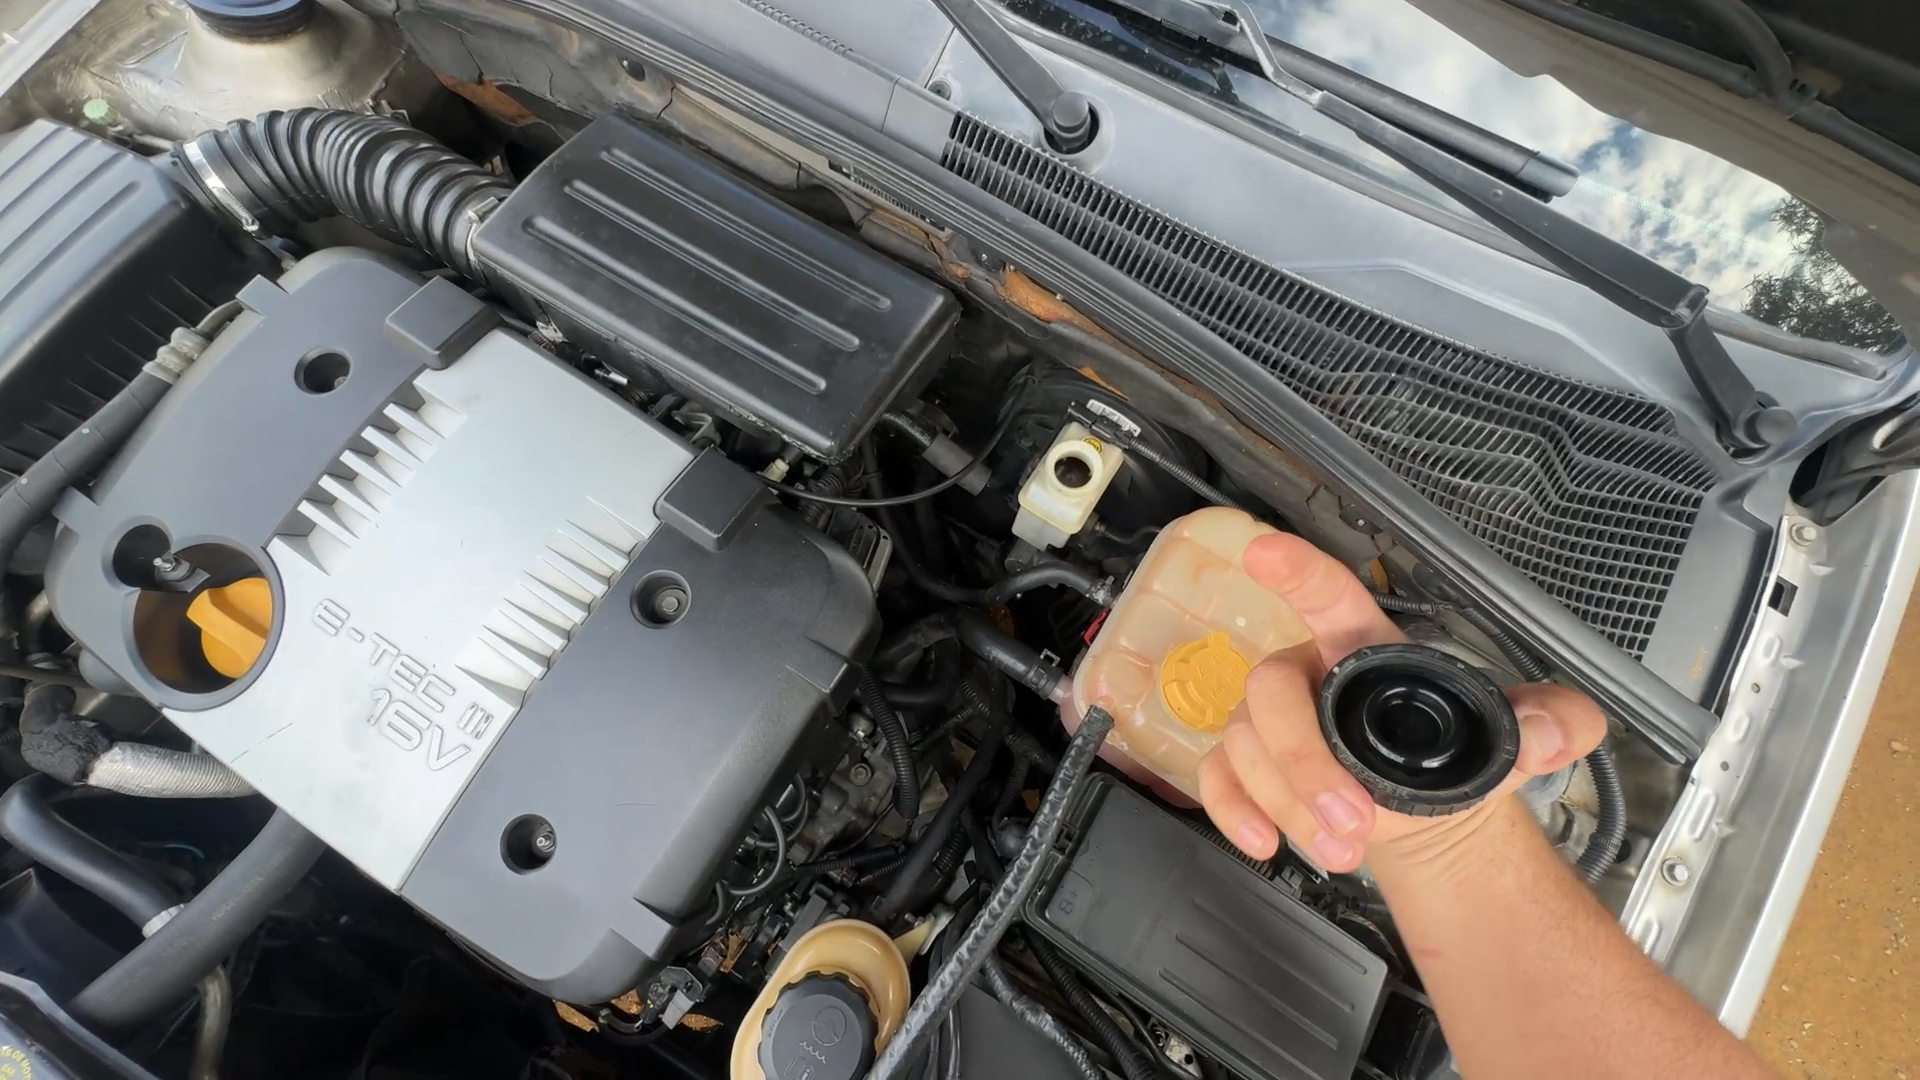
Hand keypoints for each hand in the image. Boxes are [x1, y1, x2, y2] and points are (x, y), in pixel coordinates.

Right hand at [1197, 534, 1608, 873]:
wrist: (1415, 815)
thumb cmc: (1446, 759)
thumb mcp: (1509, 737)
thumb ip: (1551, 721)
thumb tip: (1553, 727)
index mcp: (1357, 646)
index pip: (1325, 597)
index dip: (1296, 570)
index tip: (1264, 552)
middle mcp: (1302, 674)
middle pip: (1270, 688)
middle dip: (1303, 757)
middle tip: (1356, 820)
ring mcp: (1263, 719)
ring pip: (1245, 742)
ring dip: (1288, 801)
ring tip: (1345, 851)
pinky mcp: (1241, 765)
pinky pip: (1215, 777)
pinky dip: (1232, 808)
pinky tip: (1262, 841)